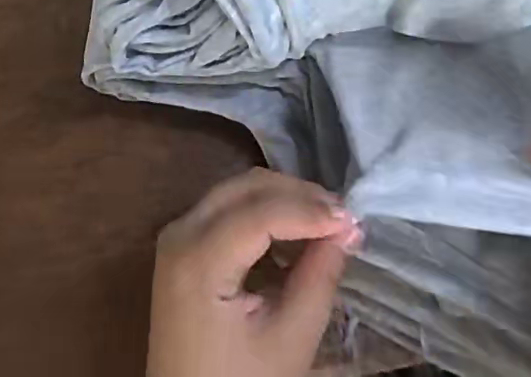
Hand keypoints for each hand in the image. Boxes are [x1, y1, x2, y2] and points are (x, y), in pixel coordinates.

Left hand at [147, 168, 361, 376]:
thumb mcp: (288, 342)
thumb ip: (318, 279)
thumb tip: (347, 228)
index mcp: (197, 260)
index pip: (260, 213)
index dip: (309, 210)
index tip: (352, 219)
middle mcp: (181, 231)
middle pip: (247, 189)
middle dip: (299, 195)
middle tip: (343, 216)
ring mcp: (178, 232)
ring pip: (239, 189)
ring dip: (284, 196)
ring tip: (327, 218)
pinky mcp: (184, 239)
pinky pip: (228, 204)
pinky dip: (265, 207)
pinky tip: (296, 225)